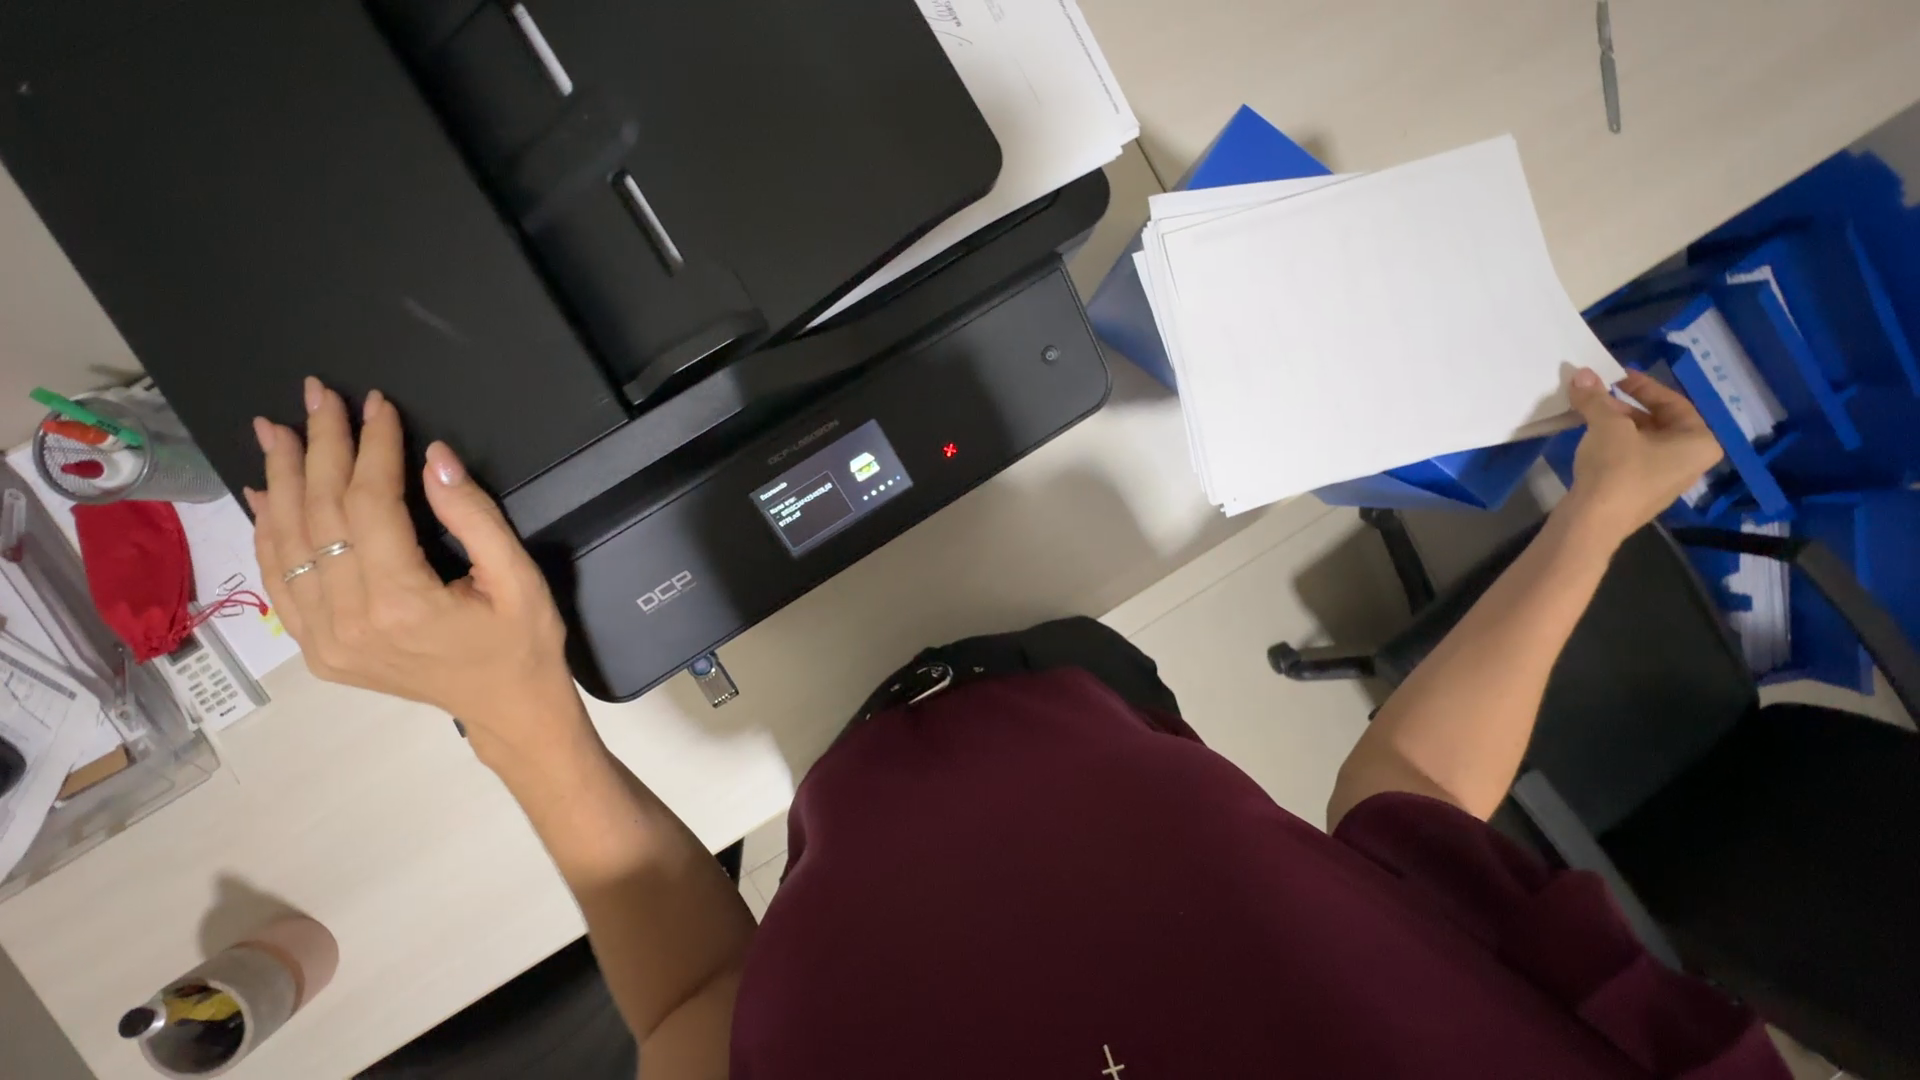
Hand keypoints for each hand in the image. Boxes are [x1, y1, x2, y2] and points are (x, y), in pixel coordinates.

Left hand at [247, 377, 586, 762]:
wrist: (508, 708)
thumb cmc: (524, 642)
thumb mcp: (519, 578)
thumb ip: (476, 518)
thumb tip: (435, 458)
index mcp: (402, 603)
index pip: (370, 506)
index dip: (372, 449)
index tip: (377, 405)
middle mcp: (348, 621)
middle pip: (320, 516)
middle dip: (319, 449)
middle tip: (317, 396)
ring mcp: (324, 639)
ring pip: (289, 543)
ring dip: (281, 480)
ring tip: (277, 428)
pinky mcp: (318, 648)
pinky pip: (282, 579)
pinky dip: (270, 531)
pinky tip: (266, 492)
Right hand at [1561, 367, 1723, 546]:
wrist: (1593, 521)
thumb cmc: (1617, 469)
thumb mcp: (1607, 426)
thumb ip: (1595, 398)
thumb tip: (1581, 373)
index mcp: (1699, 441)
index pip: (1673, 403)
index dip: (1642, 386)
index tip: (1616, 377)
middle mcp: (1690, 460)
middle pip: (1657, 422)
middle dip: (1624, 408)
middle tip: (1595, 397)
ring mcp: (1664, 479)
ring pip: (1641, 441)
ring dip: (1615, 426)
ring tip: (1587, 417)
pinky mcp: (1638, 493)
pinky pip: (1630, 460)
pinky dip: (1612, 446)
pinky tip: (1590, 443)